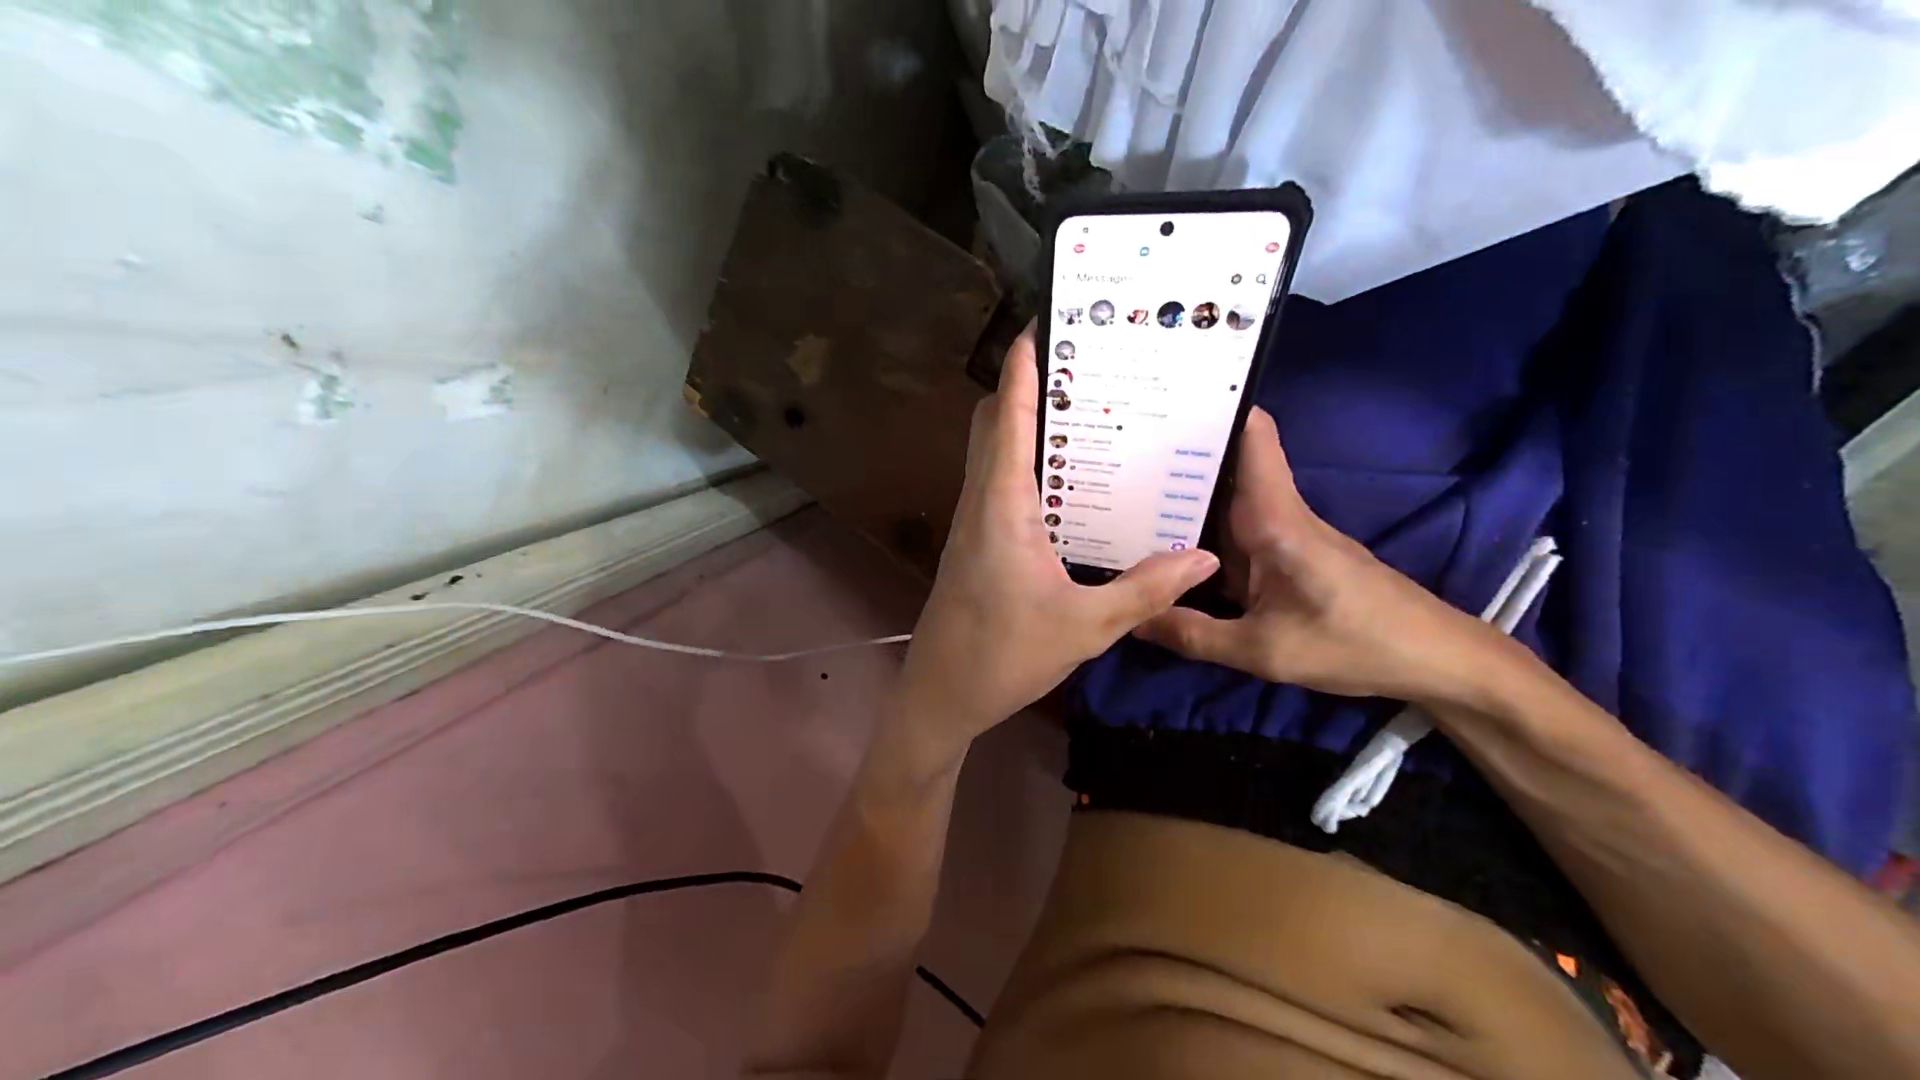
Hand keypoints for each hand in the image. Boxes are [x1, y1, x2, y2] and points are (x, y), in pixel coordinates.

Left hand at [892, 327, 1220, 760]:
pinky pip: (996, 481)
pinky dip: (1022, 460)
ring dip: (1022, 422)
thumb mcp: (1087, 626)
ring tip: (1082, 408)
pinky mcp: (974, 541)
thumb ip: (1146, 589)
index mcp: (1003, 508)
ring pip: (989, 452)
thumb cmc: (1006, 656)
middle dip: (1025, 385)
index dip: (1020, 368)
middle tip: (1082, 366)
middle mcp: (980, 502)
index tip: (1041, 323)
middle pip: (991, 424)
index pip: (1007, 419)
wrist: (943, 693)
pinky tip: (1066, 477)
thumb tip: (1205, 558)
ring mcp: (972, 521)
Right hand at [1135, 407, 1505, 705]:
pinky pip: (1232, 537)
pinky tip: (1163, 551)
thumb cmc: (1354, 643)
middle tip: (1112, 458)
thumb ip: (1192, 634)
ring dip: (1180, 500)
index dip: (1215, 409)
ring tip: (1121, 497)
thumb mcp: (1262, 650)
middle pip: (1223, 469)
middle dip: (1172, 459)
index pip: (1253, 438)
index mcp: (1274, 519)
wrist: (1433, 660)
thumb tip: (1132, 619)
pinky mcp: (1284, 559)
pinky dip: (1198, 537)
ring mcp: (1281, 536)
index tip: (1164, 401)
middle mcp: (1276, 515)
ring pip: (1223, 505)